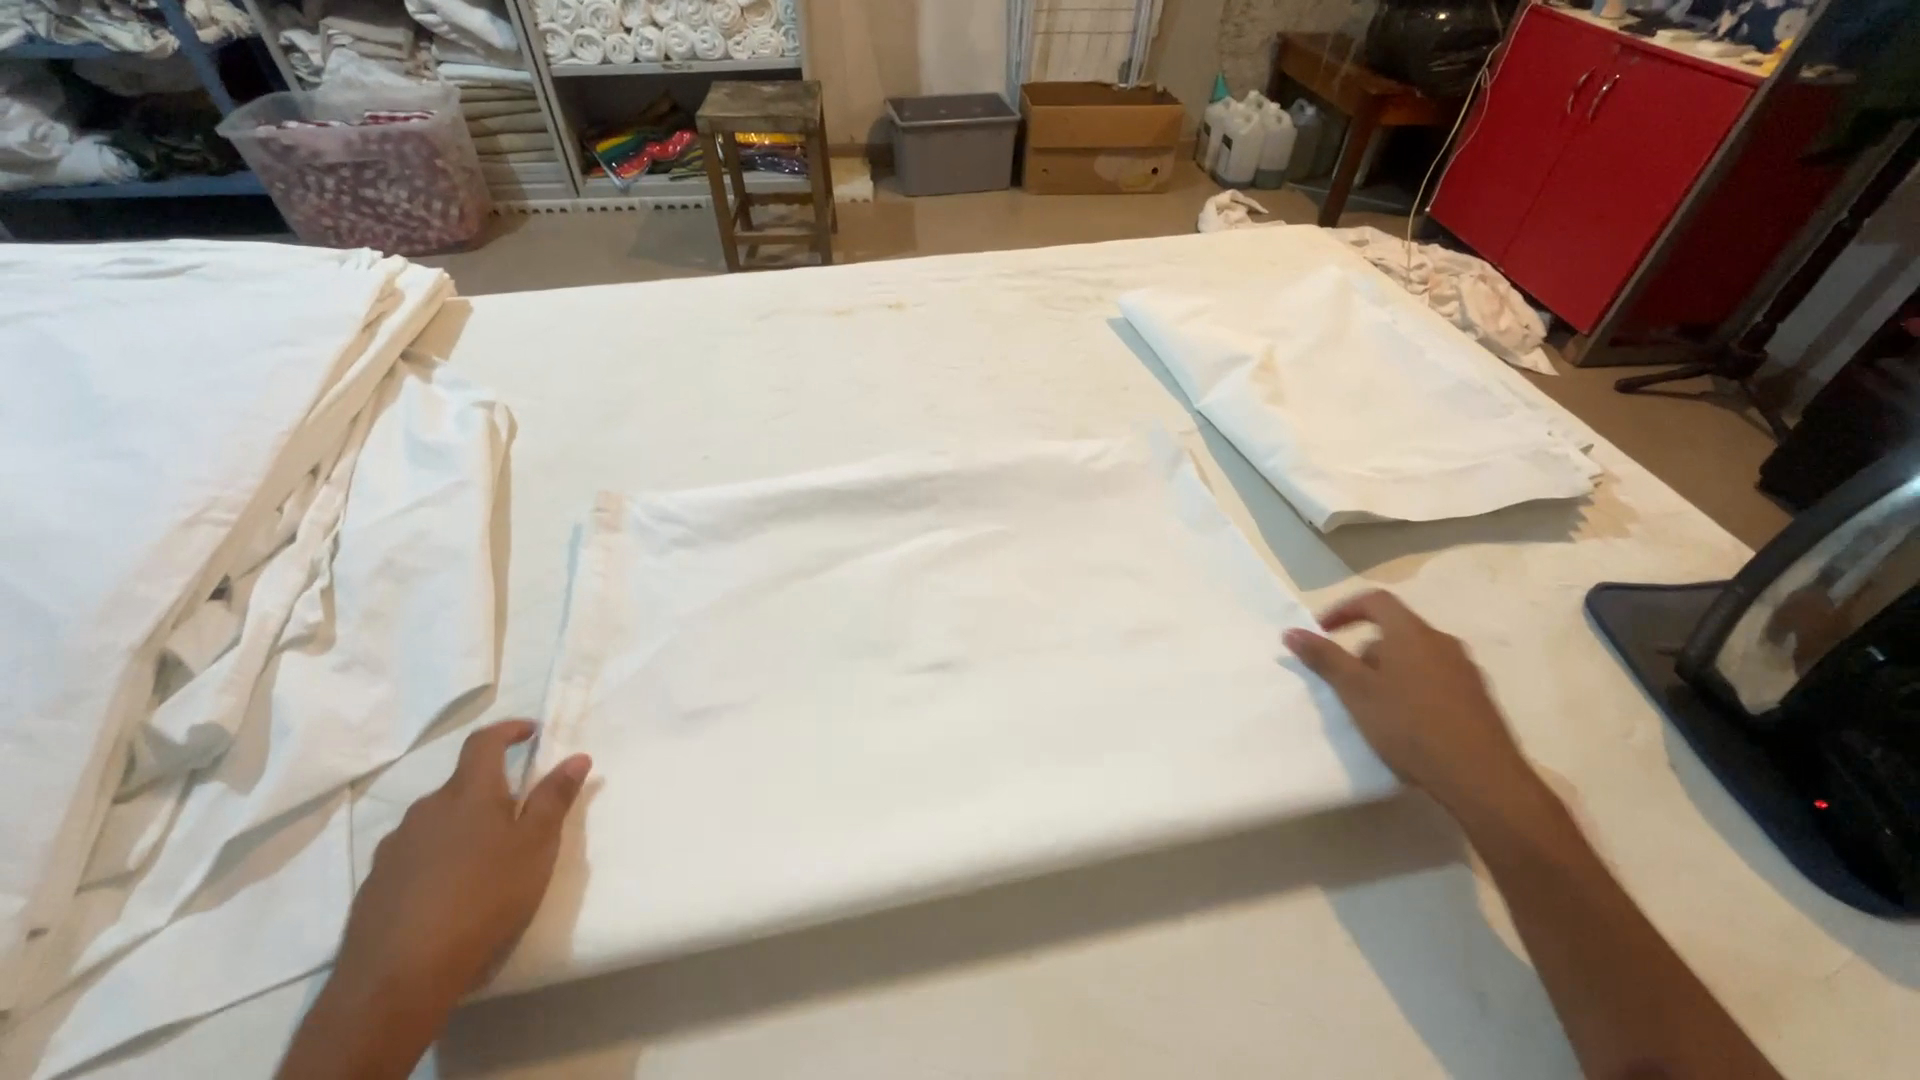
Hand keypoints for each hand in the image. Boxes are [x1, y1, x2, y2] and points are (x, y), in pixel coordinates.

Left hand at [332, 720, 591, 1007]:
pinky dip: (438, 860)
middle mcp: (426, 810)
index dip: (507, 730)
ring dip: (463, 828)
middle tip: (519, 817)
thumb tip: (576, 756)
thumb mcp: (536, 848)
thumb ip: (554, 799)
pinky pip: (415, 856)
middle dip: (491, 792)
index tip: (530, 731)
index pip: (484, 743)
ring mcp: (395, 847)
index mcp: (468, 794)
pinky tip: (450, 894)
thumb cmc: (484, 899)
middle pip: (461, 786)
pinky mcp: (376, 884)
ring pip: (437, 822)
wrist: (399, 974)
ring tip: (486, 862)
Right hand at [1284, 589, 1531, 814]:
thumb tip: (1292, 632)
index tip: (1323, 631)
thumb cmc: (1409, 725)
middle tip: (1346, 682)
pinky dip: (1412, 688)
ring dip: (1388, 671)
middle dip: (1364, 650)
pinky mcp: (1477, 697)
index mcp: (1411, 633)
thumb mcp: (1356, 692)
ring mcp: (1464, 669)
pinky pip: (1435, 678)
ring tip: (1374, 707)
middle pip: (1395, 631)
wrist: (1479, 775)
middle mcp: (1442, 642)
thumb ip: (1325, 659)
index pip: (1375, 600)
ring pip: (1415, 656)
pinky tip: (1406, 723)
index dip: (1344, 609)